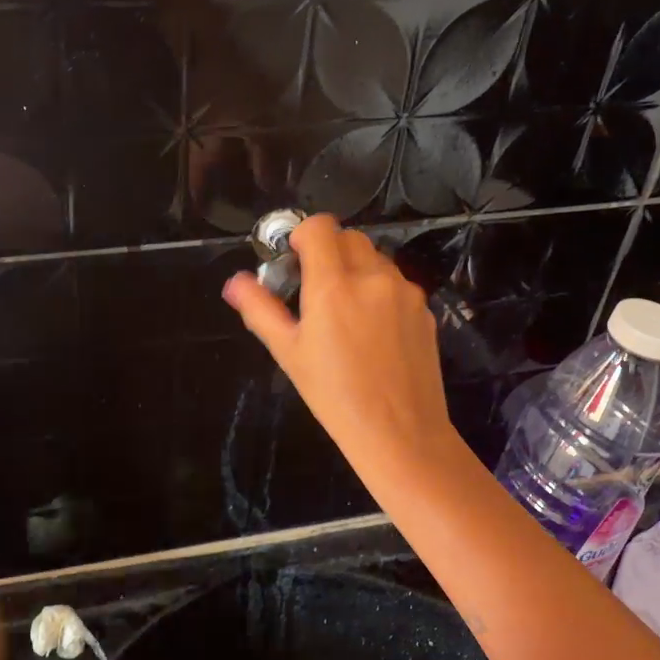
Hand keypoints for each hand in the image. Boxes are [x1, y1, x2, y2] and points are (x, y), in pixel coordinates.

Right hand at [223, 215, 454, 469]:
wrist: (401, 433)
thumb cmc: (334, 396)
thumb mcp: (288, 353)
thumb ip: (260, 309)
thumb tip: (234, 283)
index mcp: (333, 285)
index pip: (320, 226)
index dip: (303, 235)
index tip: (295, 262)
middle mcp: (372, 277)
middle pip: (348, 236)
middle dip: (329, 251)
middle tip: (316, 288)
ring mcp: (403, 291)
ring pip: (374, 257)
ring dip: (355, 269)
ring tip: (346, 312)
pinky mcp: (424, 308)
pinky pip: (395, 282)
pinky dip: (379, 290)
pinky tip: (374, 331)